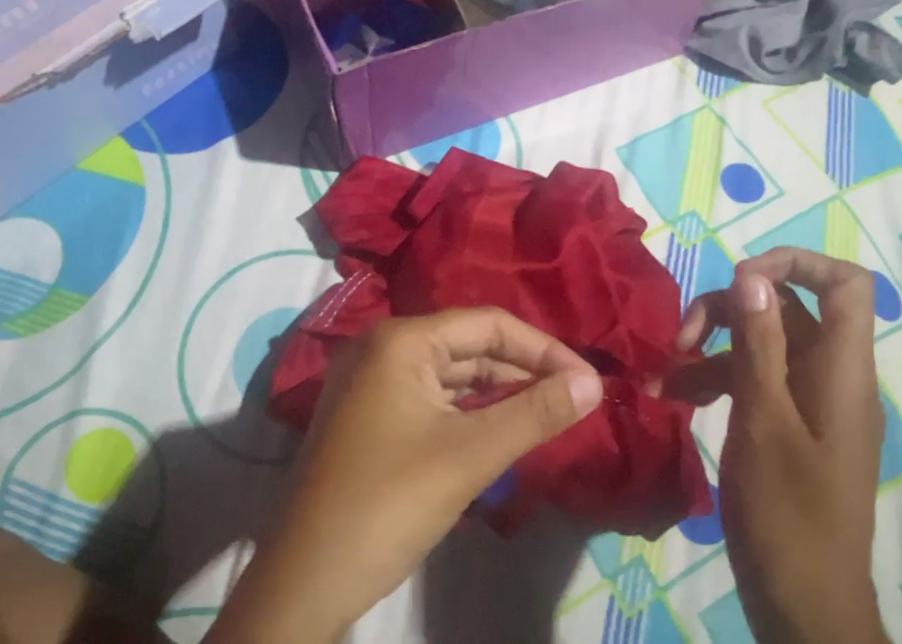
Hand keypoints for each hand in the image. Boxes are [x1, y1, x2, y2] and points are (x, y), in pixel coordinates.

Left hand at [209, 308, 602, 643]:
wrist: (307, 577)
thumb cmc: (391, 502)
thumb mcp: (471, 456)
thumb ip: (535, 413)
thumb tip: (594, 382)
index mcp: (401, 340)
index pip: (488, 324)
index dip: (544, 349)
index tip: (588, 382)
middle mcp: (381, 348)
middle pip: (469, 345)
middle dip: (523, 370)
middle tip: (576, 401)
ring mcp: (369, 382)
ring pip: (451, 375)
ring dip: (499, 393)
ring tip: (548, 416)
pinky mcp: (368, 416)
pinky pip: (431, 399)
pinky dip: (469, 412)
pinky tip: (502, 432)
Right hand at [675, 248, 888, 643]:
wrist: (804, 604)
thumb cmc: (786, 514)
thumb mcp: (762, 422)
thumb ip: (758, 345)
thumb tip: (752, 274)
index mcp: (843, 370)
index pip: (845, 284)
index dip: (794, 263)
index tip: (738, 279)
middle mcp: (833, 377)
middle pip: (787, 309)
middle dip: (727, 312)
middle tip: (678, 339)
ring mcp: (812, 404)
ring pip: (763, 345)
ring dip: (710, 350)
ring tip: (662, 380)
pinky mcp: (791, 428)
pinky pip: (756, 382)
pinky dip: (716, 382)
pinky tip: (674, 400)